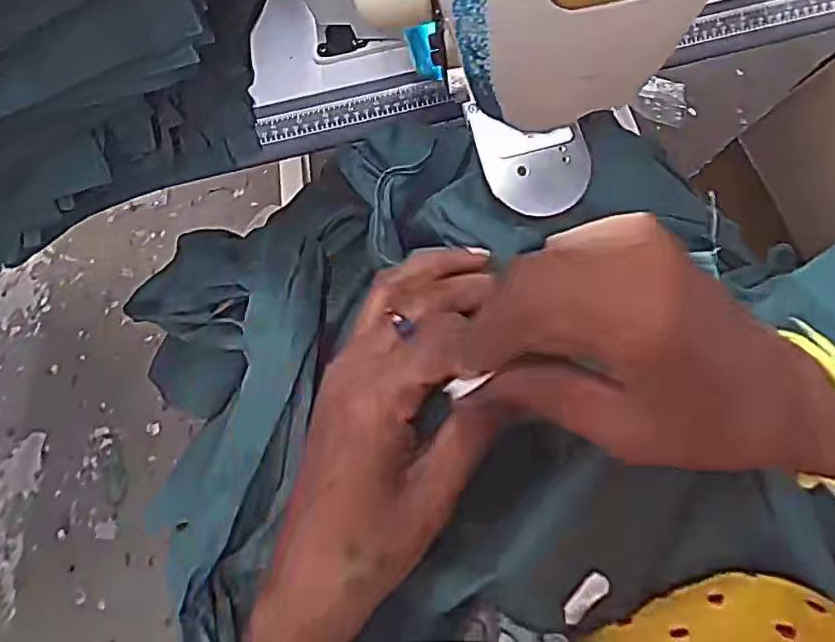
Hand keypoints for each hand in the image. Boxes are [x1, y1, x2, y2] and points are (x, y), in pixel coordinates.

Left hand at [248, 248, 505, 641]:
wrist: (309, 574)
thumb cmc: (372, 543)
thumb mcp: (434, 494)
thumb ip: (474, 427)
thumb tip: (517, 378)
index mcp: (376, 392)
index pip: (440, 333)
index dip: (486, 324)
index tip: (524, 325)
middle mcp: (354, 363)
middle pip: (413, 299)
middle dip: (465, 284)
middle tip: (513, 283)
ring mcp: (343, 362)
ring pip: (387, 291)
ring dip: (431, 270)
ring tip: (477, 261)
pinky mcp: (342, 370)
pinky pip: (376, 310)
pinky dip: (410, 288)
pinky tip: (439, 289)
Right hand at [458, 213, 834, 476]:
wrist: (777, 385)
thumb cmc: (707, 423)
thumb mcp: (621, 430)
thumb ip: (542, 393)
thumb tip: (477, 383)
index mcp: (632, 312)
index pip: (526, 306)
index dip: (485, 335)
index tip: (463, 364)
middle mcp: (630, 256)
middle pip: (527, 274)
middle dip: (496, 316)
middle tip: (484, 357)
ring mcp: (634, 235)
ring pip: (542, 258)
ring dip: (519, 298)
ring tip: (516, 341)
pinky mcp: (636, 230)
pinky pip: (566, 250)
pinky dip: (547, 281)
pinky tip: (553, 315)